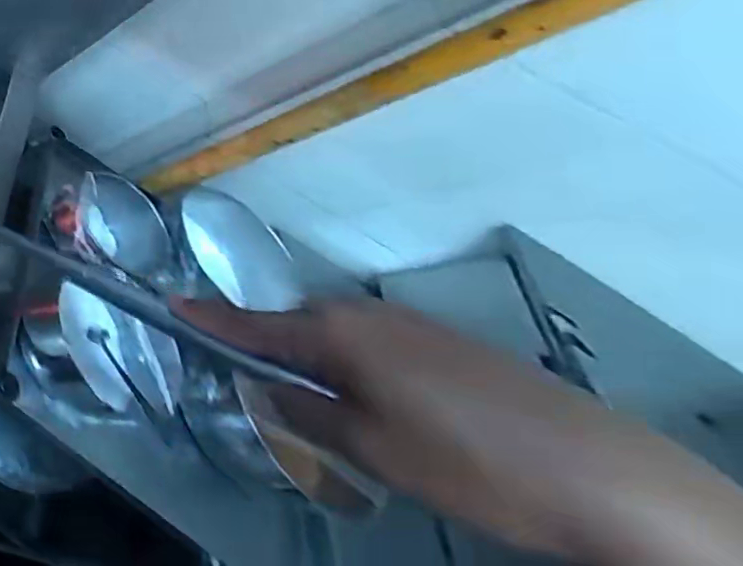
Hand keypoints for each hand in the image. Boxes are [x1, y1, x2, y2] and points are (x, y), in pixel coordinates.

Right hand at [177, 297, 742, 565]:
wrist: (614, 480)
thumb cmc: (470, 464)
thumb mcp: (372, 449)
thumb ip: (304, 412)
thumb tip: (266, 389)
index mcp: (334, 332)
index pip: (251, 324)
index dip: (208, 318)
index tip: (169, 303)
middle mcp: (363, 312)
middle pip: (294, 325)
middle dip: (272, 350)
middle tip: (265, 390)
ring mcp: (408, 321)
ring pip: (337, 334)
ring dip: (319, 360)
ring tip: (333, 408)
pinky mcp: (446, 338)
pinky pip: (374, 340)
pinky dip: (359, 362)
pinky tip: (391, 403)